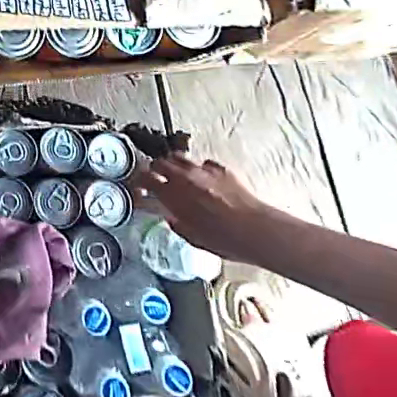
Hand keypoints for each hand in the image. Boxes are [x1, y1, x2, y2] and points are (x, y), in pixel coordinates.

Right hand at [130, 153, 286, 262]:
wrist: (257, 230)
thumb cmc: (226, 239)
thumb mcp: (193, 238)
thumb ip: (177, 223)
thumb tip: (172, 218)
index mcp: (172, 194)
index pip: (145, 177)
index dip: (139, 180)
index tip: (139, 184)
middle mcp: (185, 178)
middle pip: (160, 161)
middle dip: (155, 169)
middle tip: (157, 177)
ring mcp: (203, 171)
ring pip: (180, 157)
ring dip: (175, 164)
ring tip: (178, 174)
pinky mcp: (221, 169)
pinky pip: (204, 163)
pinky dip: (201, 169)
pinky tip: (205, 179)